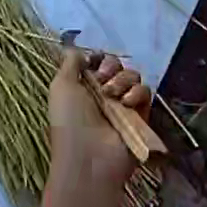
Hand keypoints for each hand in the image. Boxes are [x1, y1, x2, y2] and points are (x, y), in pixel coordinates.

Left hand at [47, 49, 150, 191]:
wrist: (89, 156)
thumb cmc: (70, 120)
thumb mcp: (61, 86)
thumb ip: (70, 62)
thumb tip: (79, 50)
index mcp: (84, 87)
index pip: (99, 62)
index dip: (99, 58)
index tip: (94, 62)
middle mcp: (104, 94)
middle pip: (118, 66)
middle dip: (111, 68)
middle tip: (102, 81)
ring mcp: (123, 105)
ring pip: (133, 76)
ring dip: (123, 81)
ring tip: (112, 96)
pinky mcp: (141, 114)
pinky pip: (145, 92)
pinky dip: (137, 94)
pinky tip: (127, 103)